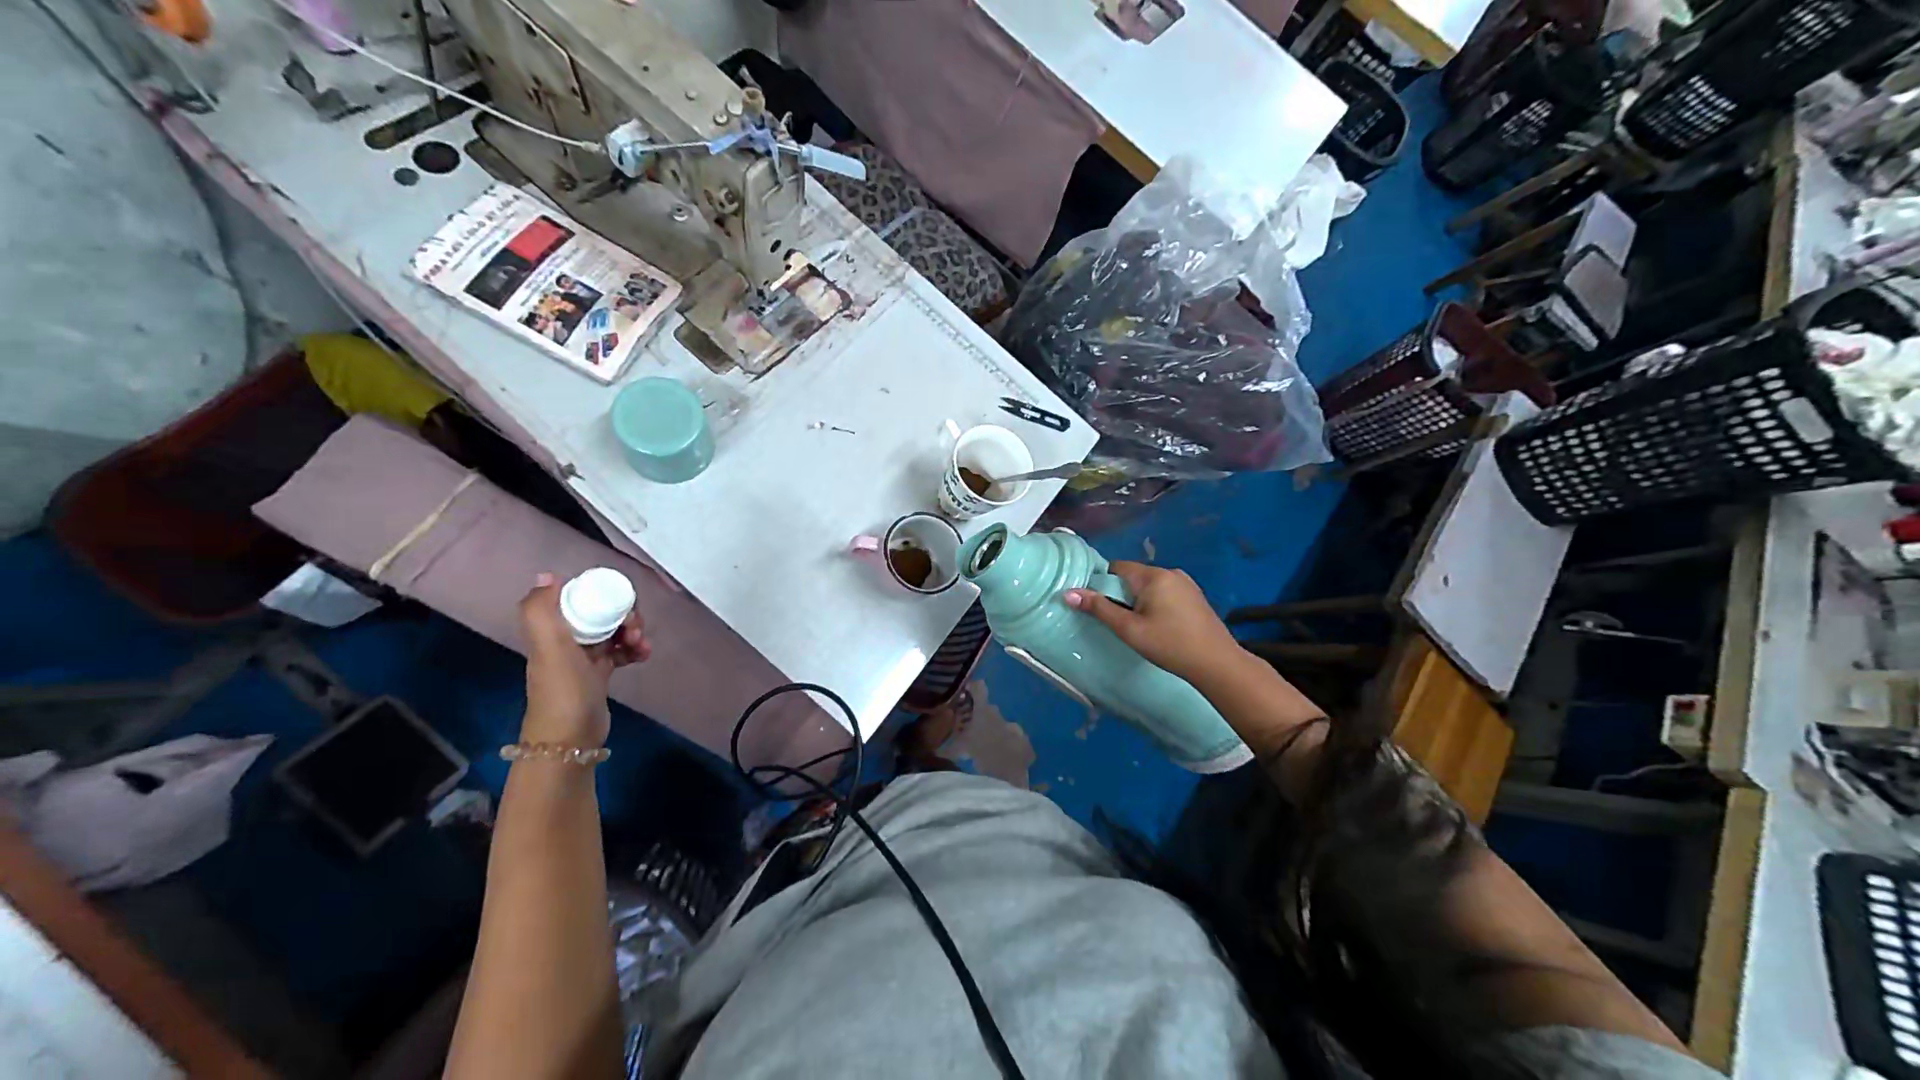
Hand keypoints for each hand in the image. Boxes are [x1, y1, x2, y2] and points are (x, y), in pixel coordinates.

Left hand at [518, 573, 649, 746]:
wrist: (570, 738)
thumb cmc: (564, 689)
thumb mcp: (550, 646)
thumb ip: (541, 610)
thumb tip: (547, 575)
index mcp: (552, 630)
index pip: (578, 598)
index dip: (600, 594)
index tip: (619, 602)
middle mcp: (565, 641)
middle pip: (599, 613)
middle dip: (622, 614)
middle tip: (635, 627)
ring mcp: (583, 658)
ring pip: (612, 631)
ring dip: (631, 631)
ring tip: (642, 645)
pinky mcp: (598, 675)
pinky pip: (619, 652)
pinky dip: (633, 650)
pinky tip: (643, 656)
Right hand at [1064, 561, 1245, 683]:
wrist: (1217, 664)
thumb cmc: (1169, 645)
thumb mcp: (1129, 629)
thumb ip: (1099, 608)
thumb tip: (1068, 593)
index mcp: (1153, 576)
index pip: (1116, 568)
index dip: (1103, 584)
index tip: (1100, 607)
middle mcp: (1170, 572)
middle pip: (1133, 576)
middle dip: (1122, 595)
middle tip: (1120, 623)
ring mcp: (1186, 583)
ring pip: (1149, 586)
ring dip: (1139, 601)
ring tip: (1139, 628)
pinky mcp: (1195, 596)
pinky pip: (1165, 593)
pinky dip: (1155, 604)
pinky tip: (1159, 627)